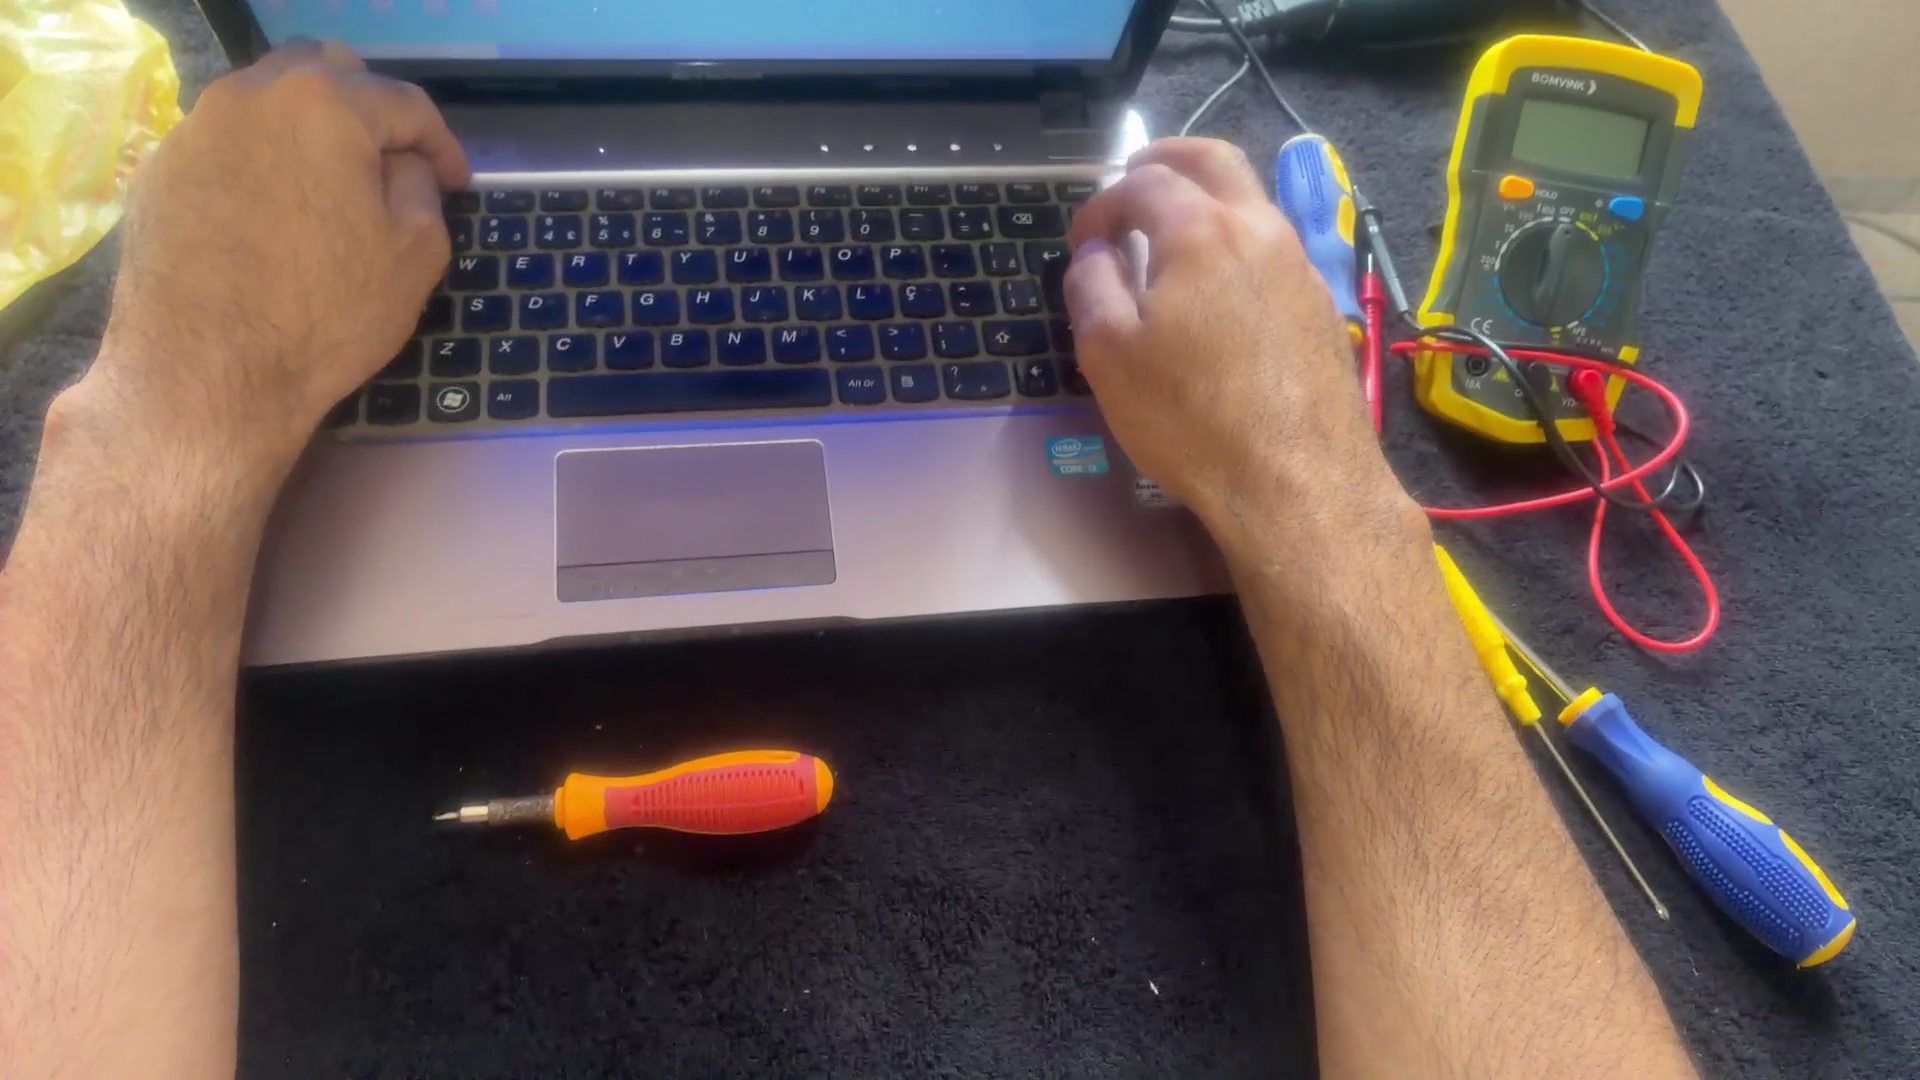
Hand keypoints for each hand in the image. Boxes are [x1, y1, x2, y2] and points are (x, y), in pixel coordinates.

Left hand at [88, 40, 467, 466]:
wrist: (213, 362)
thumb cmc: (335, 309)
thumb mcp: (417, 255)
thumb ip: (420, 192)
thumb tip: (404, 167)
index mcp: (325, 110)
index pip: (404, 102)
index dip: (444, 143)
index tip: (459, 185)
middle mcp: (252, 97)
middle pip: (326, 71)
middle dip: (375, 112)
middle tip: (400, 168)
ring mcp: (197, 127)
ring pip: (273, 100)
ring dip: (320, 132)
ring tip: (344, 191)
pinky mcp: (165, 167)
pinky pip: (235, 140)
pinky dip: (275, 159)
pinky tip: (290, 216)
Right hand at [1066, 139, 1419, 562]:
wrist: (1293, 480)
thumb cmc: (1188, 417)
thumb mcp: (1109, 355)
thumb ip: (1092, 287)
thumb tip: (1095, 253)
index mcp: (1200, 232)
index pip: (1142, 185)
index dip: (1101, 204)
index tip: (1082, 239)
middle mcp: (1260, 229)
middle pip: (1213, 162)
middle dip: (1166, 160)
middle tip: (1133, 175)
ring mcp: (1300, 266)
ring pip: (1249, 204)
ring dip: (1205, 202)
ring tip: (1171, 236)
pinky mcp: (1320, 307)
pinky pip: (1271, 251)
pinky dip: (1234, 244)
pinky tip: (1217, 289)